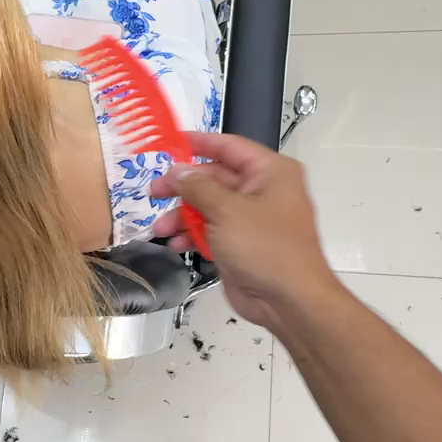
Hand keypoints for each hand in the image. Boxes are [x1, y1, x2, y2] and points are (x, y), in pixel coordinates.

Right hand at [149, 132, 341, 329]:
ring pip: (208, 207)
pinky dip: (192, 235)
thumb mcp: (226, 210)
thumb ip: (198, 187)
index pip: (230, 147)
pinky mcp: (240, 243)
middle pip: (214, 179)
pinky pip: (211, 230)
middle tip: (154, 192)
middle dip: (183, 188)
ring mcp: (251, 219)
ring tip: (161, 228)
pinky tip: (176, 244)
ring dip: (182, 216)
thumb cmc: (265, 247)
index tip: (171, 142)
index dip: (200, 143)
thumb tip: (177, 171)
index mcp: (270, 173)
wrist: (287, 299)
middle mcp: (262, 191)